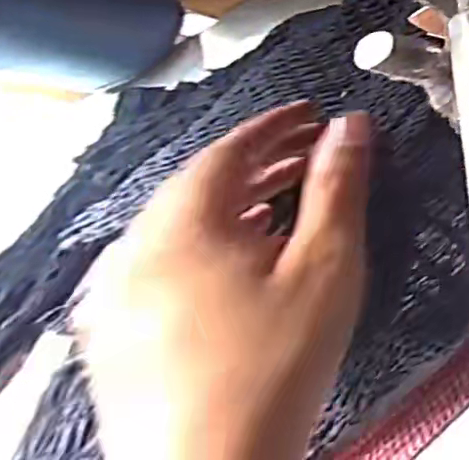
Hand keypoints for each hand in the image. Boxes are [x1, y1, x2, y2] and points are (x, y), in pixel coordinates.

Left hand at [77, 103, 372, 459]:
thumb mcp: (328, 257)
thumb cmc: (278, 358)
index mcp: (179, 235)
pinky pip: (167, 257)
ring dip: (238, 194)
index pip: (224, 154)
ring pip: (179, 223)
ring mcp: (118, 303)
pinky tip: (254, 245)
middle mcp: (133, 262)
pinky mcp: (121, 335)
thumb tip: (351, 125)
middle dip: (260, 157)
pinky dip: (215, 231)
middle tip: (314, 144)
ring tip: (292, 188)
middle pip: (195, 185)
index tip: (314, 111)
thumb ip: (338, 183)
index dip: (274, 125)